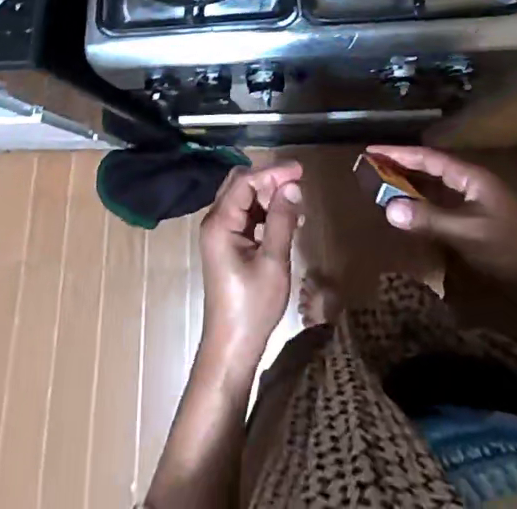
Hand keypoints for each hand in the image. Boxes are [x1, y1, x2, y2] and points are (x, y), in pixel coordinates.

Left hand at [197, 161, 303, 368]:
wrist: (232, 346)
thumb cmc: (252, 306)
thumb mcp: (273, 261)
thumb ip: (282, 220)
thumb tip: (292, 186)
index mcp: (220, 223)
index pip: (245, 182)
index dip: (272, 172)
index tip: (301, 170)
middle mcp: (215, 223)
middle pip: (240, 186)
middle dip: (270, 180)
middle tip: (299, 182)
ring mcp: (220, 235)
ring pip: (244, 200)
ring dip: (270, 197)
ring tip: (298, 204)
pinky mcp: (229, 246)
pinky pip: (247, 218)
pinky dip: (267, 213)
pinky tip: (289, 221)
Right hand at [366, 145, 516, 329]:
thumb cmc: (516, 252)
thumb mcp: (470, 235)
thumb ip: (429, 220)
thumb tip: (387, 207)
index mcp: (472, 178)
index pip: (428, 158)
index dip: (398, 153)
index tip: (369, 150)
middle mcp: (472, 187)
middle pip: (430, 171)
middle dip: (400, 169)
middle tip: (368, 170)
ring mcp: (476, 208)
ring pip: (436, 192)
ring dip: (410, 191)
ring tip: (380, 191)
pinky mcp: (478, 229)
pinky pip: (443, 212)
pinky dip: (423, 212)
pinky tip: (408, 220)